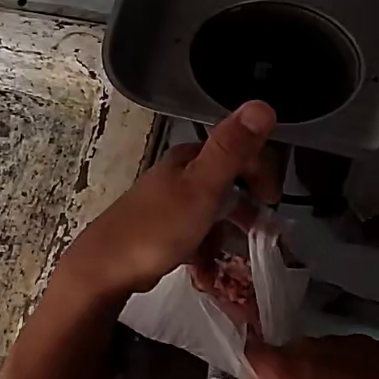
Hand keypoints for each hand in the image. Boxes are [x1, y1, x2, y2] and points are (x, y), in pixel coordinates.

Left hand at [54, 101, 279, 298]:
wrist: (105, 268)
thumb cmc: (157, 227)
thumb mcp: (201, 187)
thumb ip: (231, 149)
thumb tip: (262, 104)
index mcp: (187, 159)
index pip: (237, 152)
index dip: (262, 173)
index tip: (274, 203)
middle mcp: (176, 176)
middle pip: (225, 185)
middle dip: (247, 210)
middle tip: (260, 236)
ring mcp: (167, 205)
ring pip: (211, 214)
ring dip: (226, 236)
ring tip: (233, 261)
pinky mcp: (160, 232)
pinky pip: (194, 238)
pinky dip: (205, 253)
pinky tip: (207, 274)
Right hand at [245, 333, 378, 378]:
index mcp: (286, 369)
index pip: (251, 350)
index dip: (251, 364)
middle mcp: (308, 346)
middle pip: (284, 350)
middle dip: (286, 370)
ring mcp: (339, 342)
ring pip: (314, 351)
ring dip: (316, 367)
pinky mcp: (367, 344)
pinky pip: (340, 351)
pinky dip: (342, 365)